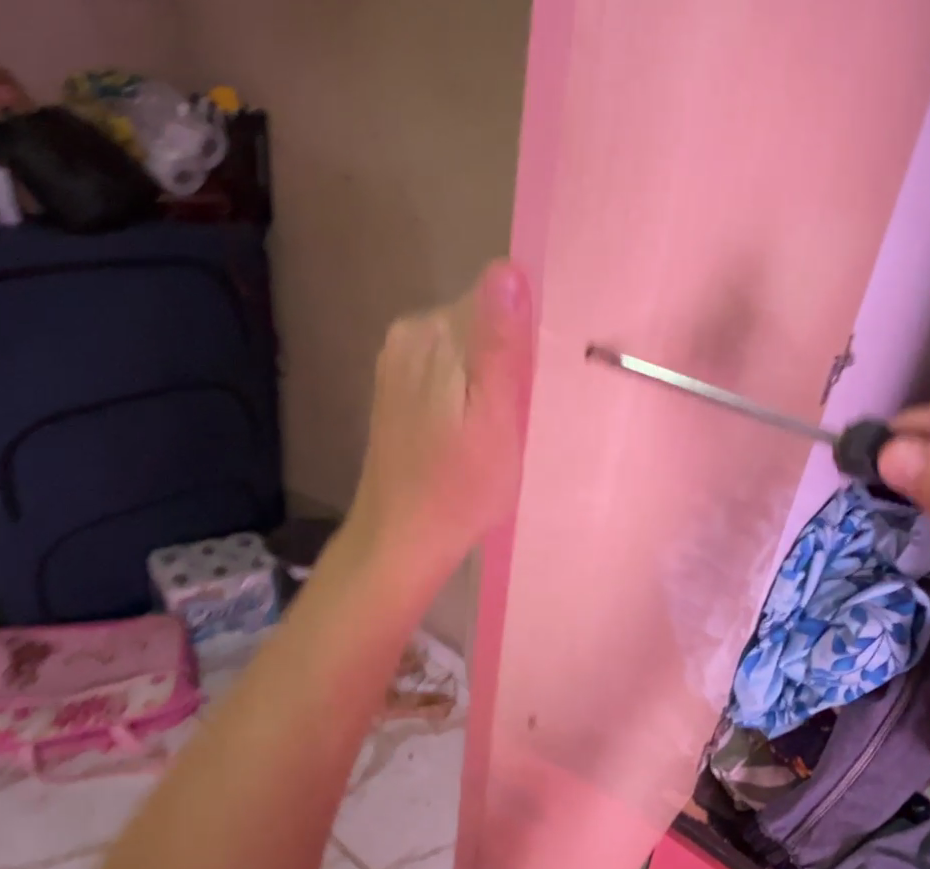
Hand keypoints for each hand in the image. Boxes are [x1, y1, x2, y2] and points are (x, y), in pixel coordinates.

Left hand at [345, 259, 532, 579]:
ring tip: (497, 428)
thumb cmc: (460, 487)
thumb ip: (500, 344)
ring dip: (490, 379)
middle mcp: (408, 334)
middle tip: (517, 416)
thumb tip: (507, 269)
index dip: (526, 342)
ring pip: (467, 348)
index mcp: (432, 332)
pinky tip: (473, 431)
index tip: (532, 387)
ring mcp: (397, 361)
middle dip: (507, 361)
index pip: (498, 302)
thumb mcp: (496, 417)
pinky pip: (449, 370)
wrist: (401, 539)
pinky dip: (468, 393)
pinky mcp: (396, 388)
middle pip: (481, 322)